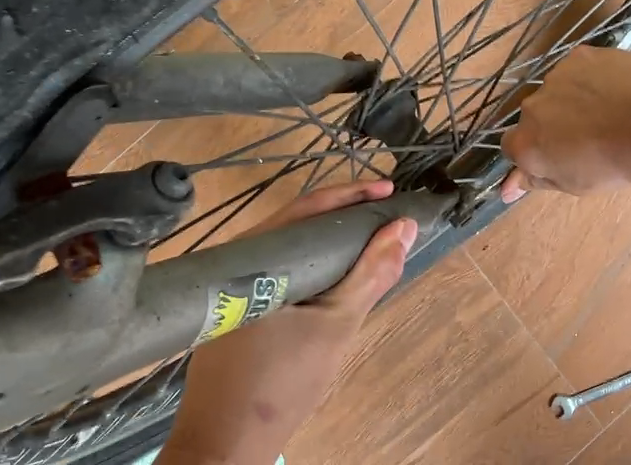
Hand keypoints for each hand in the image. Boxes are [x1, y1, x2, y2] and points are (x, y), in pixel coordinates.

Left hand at [161, 180, 415, 464]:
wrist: (224, 446)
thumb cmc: (280, 382)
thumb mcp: (338, 325)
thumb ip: (373, 273)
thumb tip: (405, 226)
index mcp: (258, 252)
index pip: (312, 205)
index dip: (354, 194)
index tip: (391, 191)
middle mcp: (241, 258)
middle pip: (300, 221)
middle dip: (346, 214)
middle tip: (386, 215)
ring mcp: (235, 284)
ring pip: (292, 246)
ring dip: (330, 240)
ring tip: (369, 240)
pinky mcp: (237, 306)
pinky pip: (282, 268)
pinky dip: (314, 264)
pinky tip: (336, 275)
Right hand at [499, 46, 630, 200]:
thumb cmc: (616, 165)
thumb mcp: (575, 184)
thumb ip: (537, 179)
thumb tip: (508, 187)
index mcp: (526, 143)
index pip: (513, 146)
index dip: (537, 151)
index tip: (561, 155)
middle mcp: (531, 106)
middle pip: (535, 115)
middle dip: (555, 124)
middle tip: (588, 136)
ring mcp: (556, 76)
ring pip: (558, 89)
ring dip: (573, 99)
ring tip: (608, 111)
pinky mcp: (579, 55)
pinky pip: (579, 69)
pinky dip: (591, 78)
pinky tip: (615, 90)